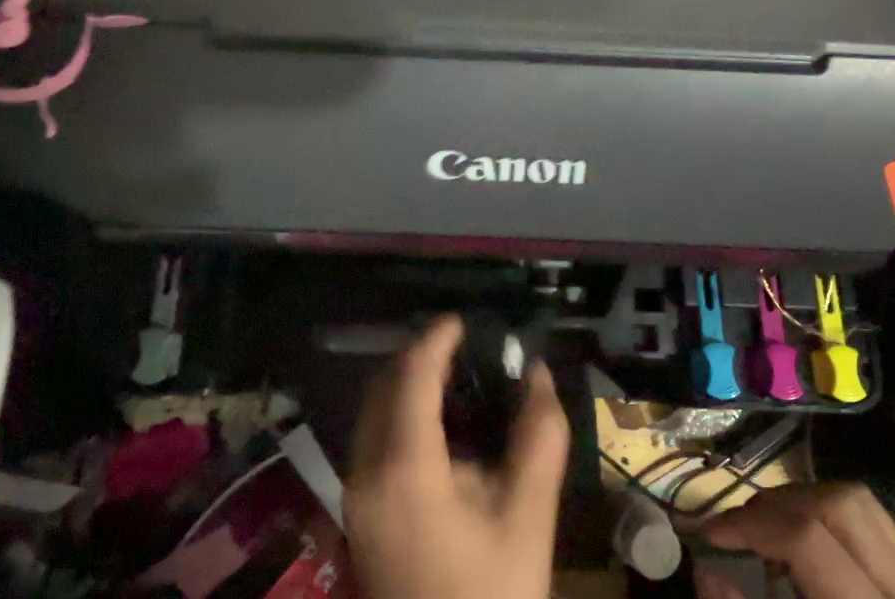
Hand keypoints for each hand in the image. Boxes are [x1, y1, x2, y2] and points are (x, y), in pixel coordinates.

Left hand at [344, 315, 570, 598]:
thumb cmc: (494, 592)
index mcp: (405, 468)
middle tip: (463, 349)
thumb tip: (538, 375)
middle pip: (382, 389)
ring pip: (371, 414)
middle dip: (418, 359)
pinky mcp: (358, 517)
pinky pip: (371, 442)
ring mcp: (355, 498)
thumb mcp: (528, 517)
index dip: (435, 341)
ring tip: (454, 380)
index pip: (411, 378)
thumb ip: (538, 437)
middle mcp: (366, 473)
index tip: (463, 322)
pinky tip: (438, 429)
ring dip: (405, 387)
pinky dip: (398, 417)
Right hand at [697, 483, 894, 598]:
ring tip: (767, 535)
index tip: (709, 536)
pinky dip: (829, 521)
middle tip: (737, 531)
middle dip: (776, 506)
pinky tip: (803, 553)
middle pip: (840, 507)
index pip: (810, 540)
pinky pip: (874, 527)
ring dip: (803, 504)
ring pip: (861, 506)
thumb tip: (707, 569)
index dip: (751, 525)